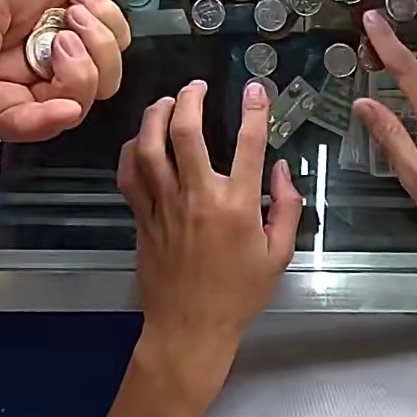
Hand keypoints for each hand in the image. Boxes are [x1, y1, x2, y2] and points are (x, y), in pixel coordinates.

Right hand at [0, 0, 130, 141]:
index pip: (16, 120)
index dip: (42, 121)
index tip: (65, 106)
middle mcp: (30, 67)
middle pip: (68, 105)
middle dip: (78, 76)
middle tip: (68, 33)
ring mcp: (68, 49)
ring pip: (102, 82)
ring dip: (98, 46)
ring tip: (76, 7)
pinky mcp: (98, 27)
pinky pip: (120, 48)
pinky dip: (109, 22)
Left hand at [118, 80, 304, 353]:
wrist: (189, 329)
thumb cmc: (239, 293)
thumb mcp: (279, 254)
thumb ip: (288, 207)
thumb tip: (282, 168)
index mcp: (237, 205)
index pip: (248, 145)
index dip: (254, 110)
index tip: (256, 88)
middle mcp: (197, 197)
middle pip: (185, 133)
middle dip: (190, 99)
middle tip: (197, 86)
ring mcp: (164, 206)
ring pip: (149, 147)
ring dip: (156, 115)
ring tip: (167, 100)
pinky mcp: (142, 218)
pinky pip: (129, 174)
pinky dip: (132, 149)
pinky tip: (142, 138)